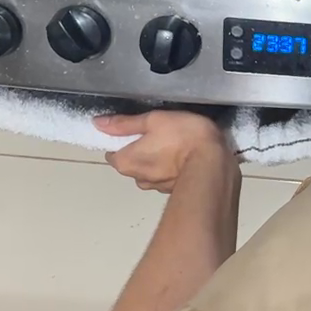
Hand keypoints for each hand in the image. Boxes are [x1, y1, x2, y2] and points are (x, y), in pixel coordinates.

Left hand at [95, 111, 237, 196]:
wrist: (213, 164)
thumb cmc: (182, 137)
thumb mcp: (154, 120)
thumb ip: (126, 123)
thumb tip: (97, 123)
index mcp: (125, 161)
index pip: (113, 151)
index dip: (124, 140)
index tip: (140, 130)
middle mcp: (136, 178)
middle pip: (131, 162)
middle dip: (141, 151)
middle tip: (161, 134)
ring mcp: (155, 188)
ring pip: (150, 171)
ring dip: (158, 161)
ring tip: (177, 146)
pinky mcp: (173, 191)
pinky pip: (167, 177)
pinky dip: (172, 169)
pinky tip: (186, 158)